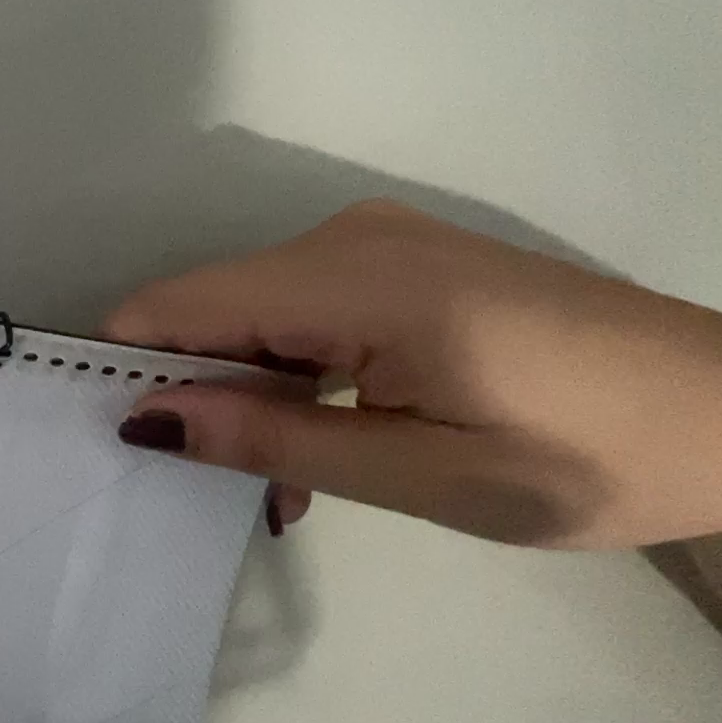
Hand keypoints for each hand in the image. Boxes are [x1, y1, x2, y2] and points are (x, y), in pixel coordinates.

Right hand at [103, 200, 721, 547]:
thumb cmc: (598, 457)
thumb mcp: (428, 476)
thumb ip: (275, 441)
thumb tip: (146, 419)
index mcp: (357, 283)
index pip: (177, 305)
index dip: (127, 362)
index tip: (123, 436)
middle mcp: (344, 239)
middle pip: (203, 308)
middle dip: (190, 389)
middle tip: (230, 483)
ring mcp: (368, 241)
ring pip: (241, 312)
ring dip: (239, 388)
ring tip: (287, 475)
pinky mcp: (387, 257)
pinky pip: (287, 308)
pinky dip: (279, 368)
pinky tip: (321, 425)